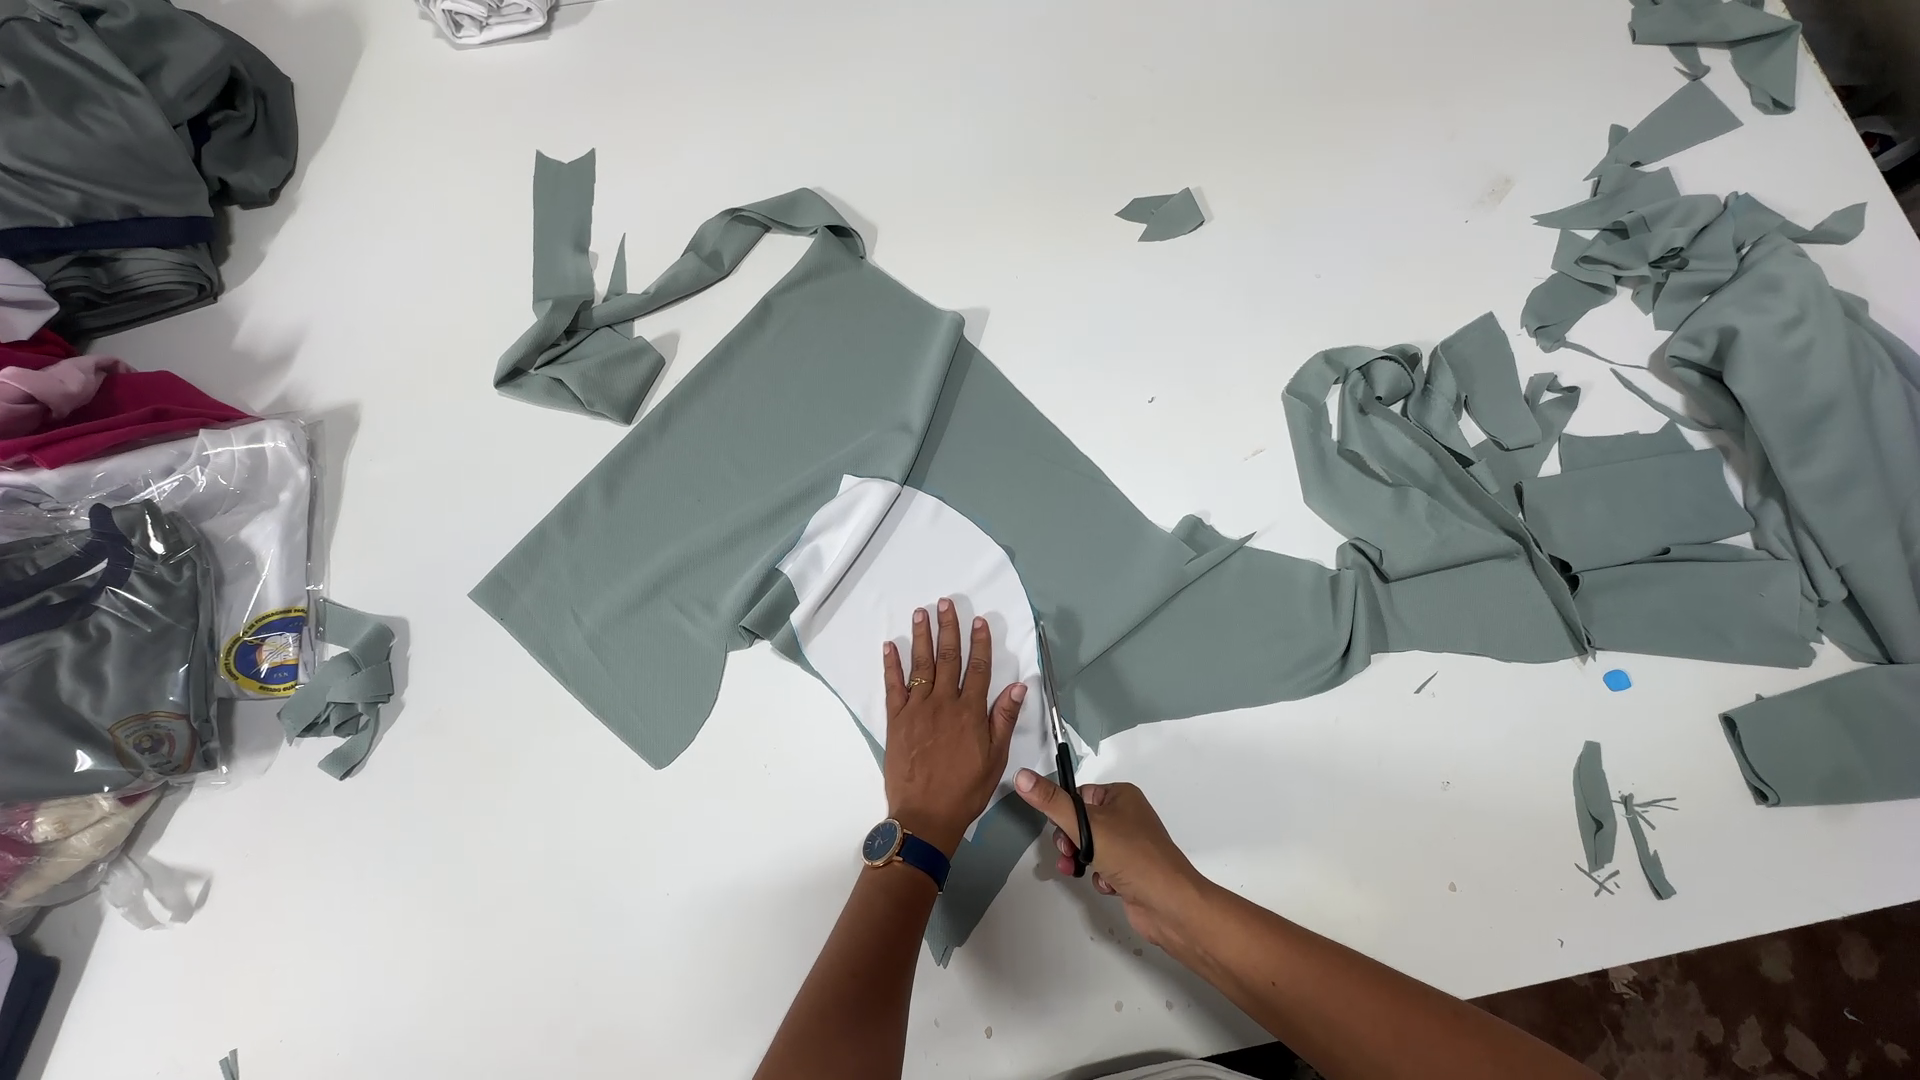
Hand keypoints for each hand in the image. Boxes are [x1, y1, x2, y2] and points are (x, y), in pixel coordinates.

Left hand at [881, 599, 1025, 855]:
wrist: (925, 815)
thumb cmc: (965, 790)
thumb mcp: (995, 759)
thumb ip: (1003, 720)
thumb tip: (1018, 687)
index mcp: (970, 712)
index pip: (978, 669)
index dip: (980, 643)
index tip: (979, 621)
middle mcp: (943, 703)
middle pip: (947, 658)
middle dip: (948, 628)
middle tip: (946, 602)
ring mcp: (916, 709)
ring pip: (920, 665)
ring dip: (922, 636)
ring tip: (922, 612)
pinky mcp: (896, 720)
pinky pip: (893, 686)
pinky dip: (891, 664)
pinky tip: (891, 646)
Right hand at [1014, 770, 1210, 947]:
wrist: (1168, 905)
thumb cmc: (1131, 856)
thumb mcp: (1086, 824)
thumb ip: (1051, 802)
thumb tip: (1021, 776)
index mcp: (1121, 796)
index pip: (1079, 795)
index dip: (1065, 814)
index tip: (1061, 831)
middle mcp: (1127, 816)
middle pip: (1082, 823)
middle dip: (1072, 842)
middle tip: (1073, 853)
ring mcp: (1131, 845)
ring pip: (1090, 847)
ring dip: (1083, 860)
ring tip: (1082, 871)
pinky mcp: (1132, 870)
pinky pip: (1103, 867)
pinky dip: (1100, 876)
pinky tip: (1108, 884)